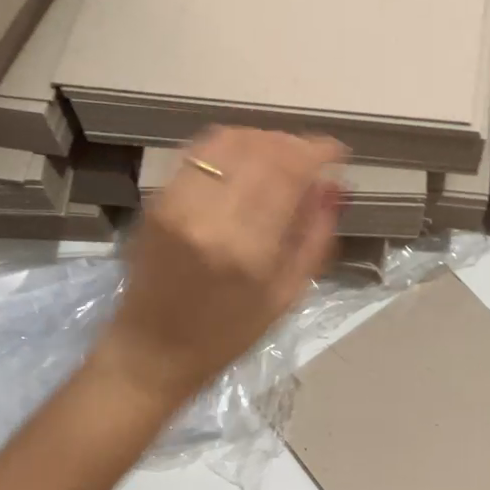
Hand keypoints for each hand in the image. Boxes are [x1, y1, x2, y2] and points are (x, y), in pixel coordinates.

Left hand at [92, 127, 342, 406]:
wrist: (153, 349)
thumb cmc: (226, 335)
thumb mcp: (285, 296)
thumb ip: (313, 237)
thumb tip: (333, 185)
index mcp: (249, 249)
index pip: (290, 171)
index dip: (319, 151)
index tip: (336, 153)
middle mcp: (211, 217)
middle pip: (262, 148)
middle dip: (293, 145)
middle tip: (310, 158)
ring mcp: (178, 203)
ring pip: (228, 141)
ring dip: (262, 139)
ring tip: (279, 156)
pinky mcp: (157, 200)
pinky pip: (198, 152)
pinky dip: (228, 147)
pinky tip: (243, 162)